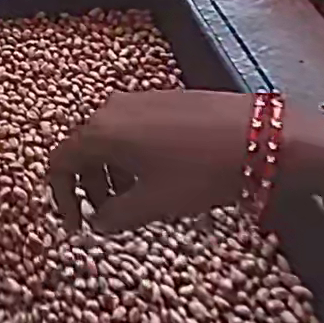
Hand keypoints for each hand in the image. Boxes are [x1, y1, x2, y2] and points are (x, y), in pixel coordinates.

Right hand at [48, 90, 323, 233]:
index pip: (60, 162)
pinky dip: (130, 155)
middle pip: (83, 149)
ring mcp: (136, 99)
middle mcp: (110, 109)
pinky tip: (158, 174)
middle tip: (106, 216)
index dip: (62, 197)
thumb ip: (114, 216)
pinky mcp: (160, 97)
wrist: (263, 135)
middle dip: (89, 186)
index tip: (76, 225)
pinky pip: (129, 128)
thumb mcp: (154, 203)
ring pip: (107, 138)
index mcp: (99, 131)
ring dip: (111, 172)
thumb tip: (97, 223)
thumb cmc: (200, 171)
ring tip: (135, 199)